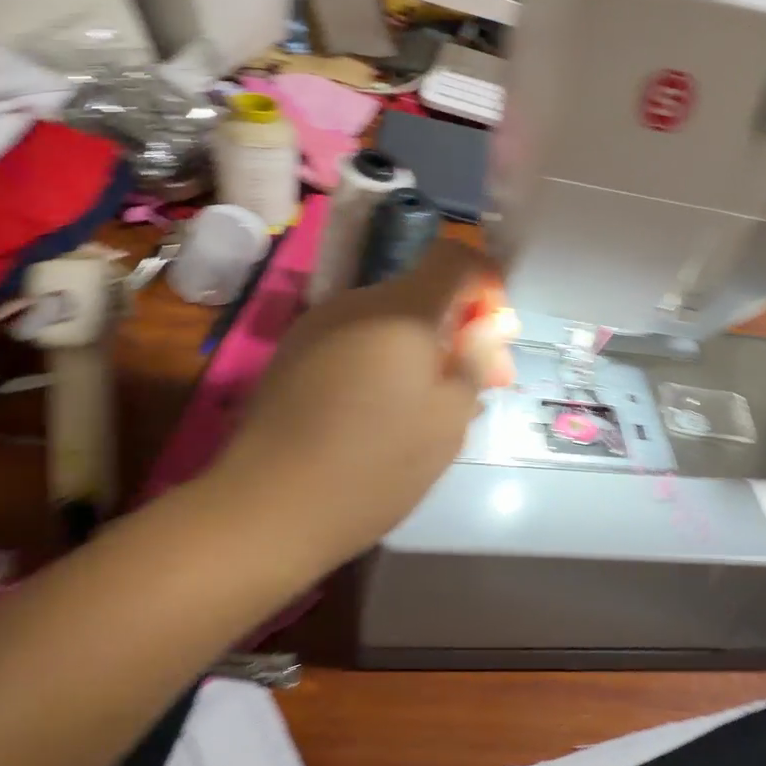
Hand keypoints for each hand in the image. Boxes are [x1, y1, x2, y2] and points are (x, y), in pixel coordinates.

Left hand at [206, 239, 514, 562]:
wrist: (268, 507)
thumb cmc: (376, 465)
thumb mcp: (448, 419)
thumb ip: (476, 361)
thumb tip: (491, 324)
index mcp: (402, 309)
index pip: (455, 257)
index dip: (488, 285)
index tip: (497, 338)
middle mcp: (356, 303)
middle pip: (422, 293)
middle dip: (460, 330)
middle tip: (482, 389)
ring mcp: (318, 328)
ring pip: (388, 322)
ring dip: (422, 351)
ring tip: (434, 411)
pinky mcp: (293, 357)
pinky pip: (357, 343)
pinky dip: (385, 364)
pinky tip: (386, 416)